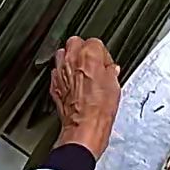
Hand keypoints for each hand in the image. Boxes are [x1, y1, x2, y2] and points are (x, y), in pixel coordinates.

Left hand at [50, 37, 120, 159]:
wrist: (84, 127)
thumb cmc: (99, 108)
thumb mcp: (115, 86)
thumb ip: (110, 72)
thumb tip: (110, 71)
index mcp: (89, 55)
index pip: (95, 42)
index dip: (102, 54)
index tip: (105, 64)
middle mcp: (71, 60)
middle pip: (74, 43)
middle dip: (83, 51)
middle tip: (92, 63)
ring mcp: (60, 72)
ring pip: (62, 55)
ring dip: (71, 60)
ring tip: (81, 72)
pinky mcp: (54, 85)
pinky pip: (57, 73)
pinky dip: (64, 76)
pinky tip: (73, 85)